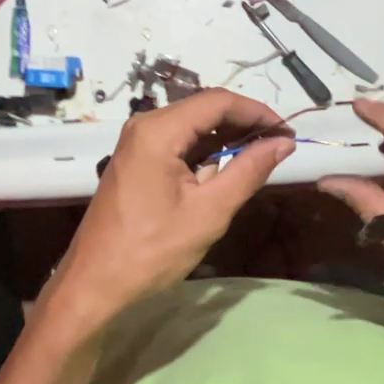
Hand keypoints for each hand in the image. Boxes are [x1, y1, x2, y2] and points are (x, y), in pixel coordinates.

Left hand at [41, 89, 295, 331]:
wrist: (95, 282)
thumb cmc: (151, 250)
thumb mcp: (209, 212)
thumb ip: (248, 171)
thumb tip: (283, 142)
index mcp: (158, 131)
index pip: (218, 102)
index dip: (257, 112)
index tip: (289, 132)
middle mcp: (144, 126)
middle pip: (204, 109)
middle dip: (244, 123)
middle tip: (280, 145)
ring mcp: (137, 142)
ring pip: (192, 126)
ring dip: (227, 138)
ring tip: (261, 157)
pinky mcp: (136, 160)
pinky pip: (178, 143)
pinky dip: (206, 152)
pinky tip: (228, 169)